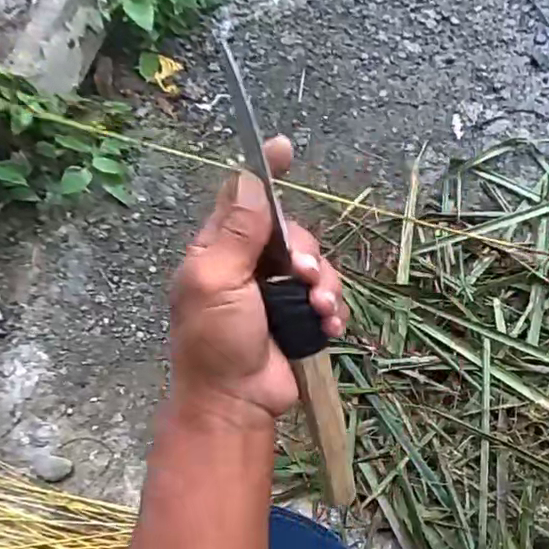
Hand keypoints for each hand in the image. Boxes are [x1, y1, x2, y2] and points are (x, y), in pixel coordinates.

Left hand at [169, 136, 346, 424]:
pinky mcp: (301, 321)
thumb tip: (249, 181)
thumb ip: (236, 233)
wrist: (236, 400)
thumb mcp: (216, 281)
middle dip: (307, 255)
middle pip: (293, 236)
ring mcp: (278, 296)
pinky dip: (333, 311)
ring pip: (318, 268)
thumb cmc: (214, 342)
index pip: (242, 200)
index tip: (283, 149)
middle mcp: (251, 267)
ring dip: (326, 286)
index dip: (263, 174)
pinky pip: (329, 300)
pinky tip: (329, 327)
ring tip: (320, 310)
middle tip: (304, 278)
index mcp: (219, 251)